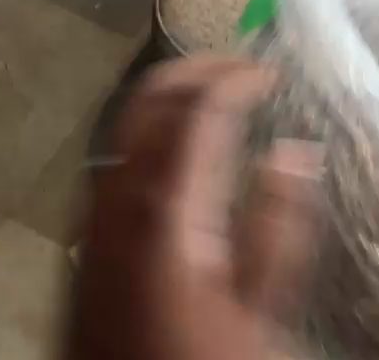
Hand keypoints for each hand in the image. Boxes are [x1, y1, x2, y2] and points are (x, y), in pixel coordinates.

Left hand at [69, 57, 321, 359]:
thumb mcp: (259, 311)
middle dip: (197, 68)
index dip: (236, 77)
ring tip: (213, 94)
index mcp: (167, 209)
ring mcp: (94, 218)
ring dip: (170, 94)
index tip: (270, 73)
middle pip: (150, 99)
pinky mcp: (85, 238)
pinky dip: (146, 127)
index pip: (199, 109)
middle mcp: (120, 200)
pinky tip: (174, 146)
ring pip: (124, 122)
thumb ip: (277, 226)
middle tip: (240, 66)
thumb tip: (293, 151)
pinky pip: (112, 155)